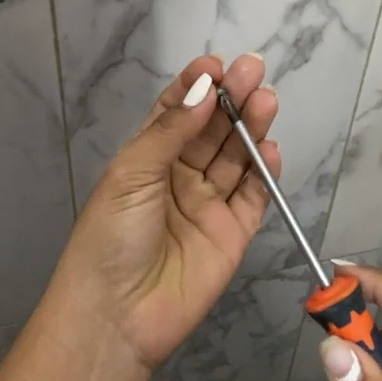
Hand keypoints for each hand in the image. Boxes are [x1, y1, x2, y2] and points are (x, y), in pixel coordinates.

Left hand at [48, 54, 281, 369]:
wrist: (116, 316)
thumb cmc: (112, 235)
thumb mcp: (132, 174)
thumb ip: (171, 131)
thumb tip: (205, 87)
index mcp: (148, 158)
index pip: (176, 112)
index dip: (196, 86)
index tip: (216, 64)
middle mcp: (179, 176)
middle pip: (212, 130)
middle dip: (232, 99)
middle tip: (253, 69)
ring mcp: (208, 205)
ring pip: (236, 157)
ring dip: (251, 127)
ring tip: (265, 99)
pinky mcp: (233, 234)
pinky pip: (253, 196)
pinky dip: (264, 172)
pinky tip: (270, 148)